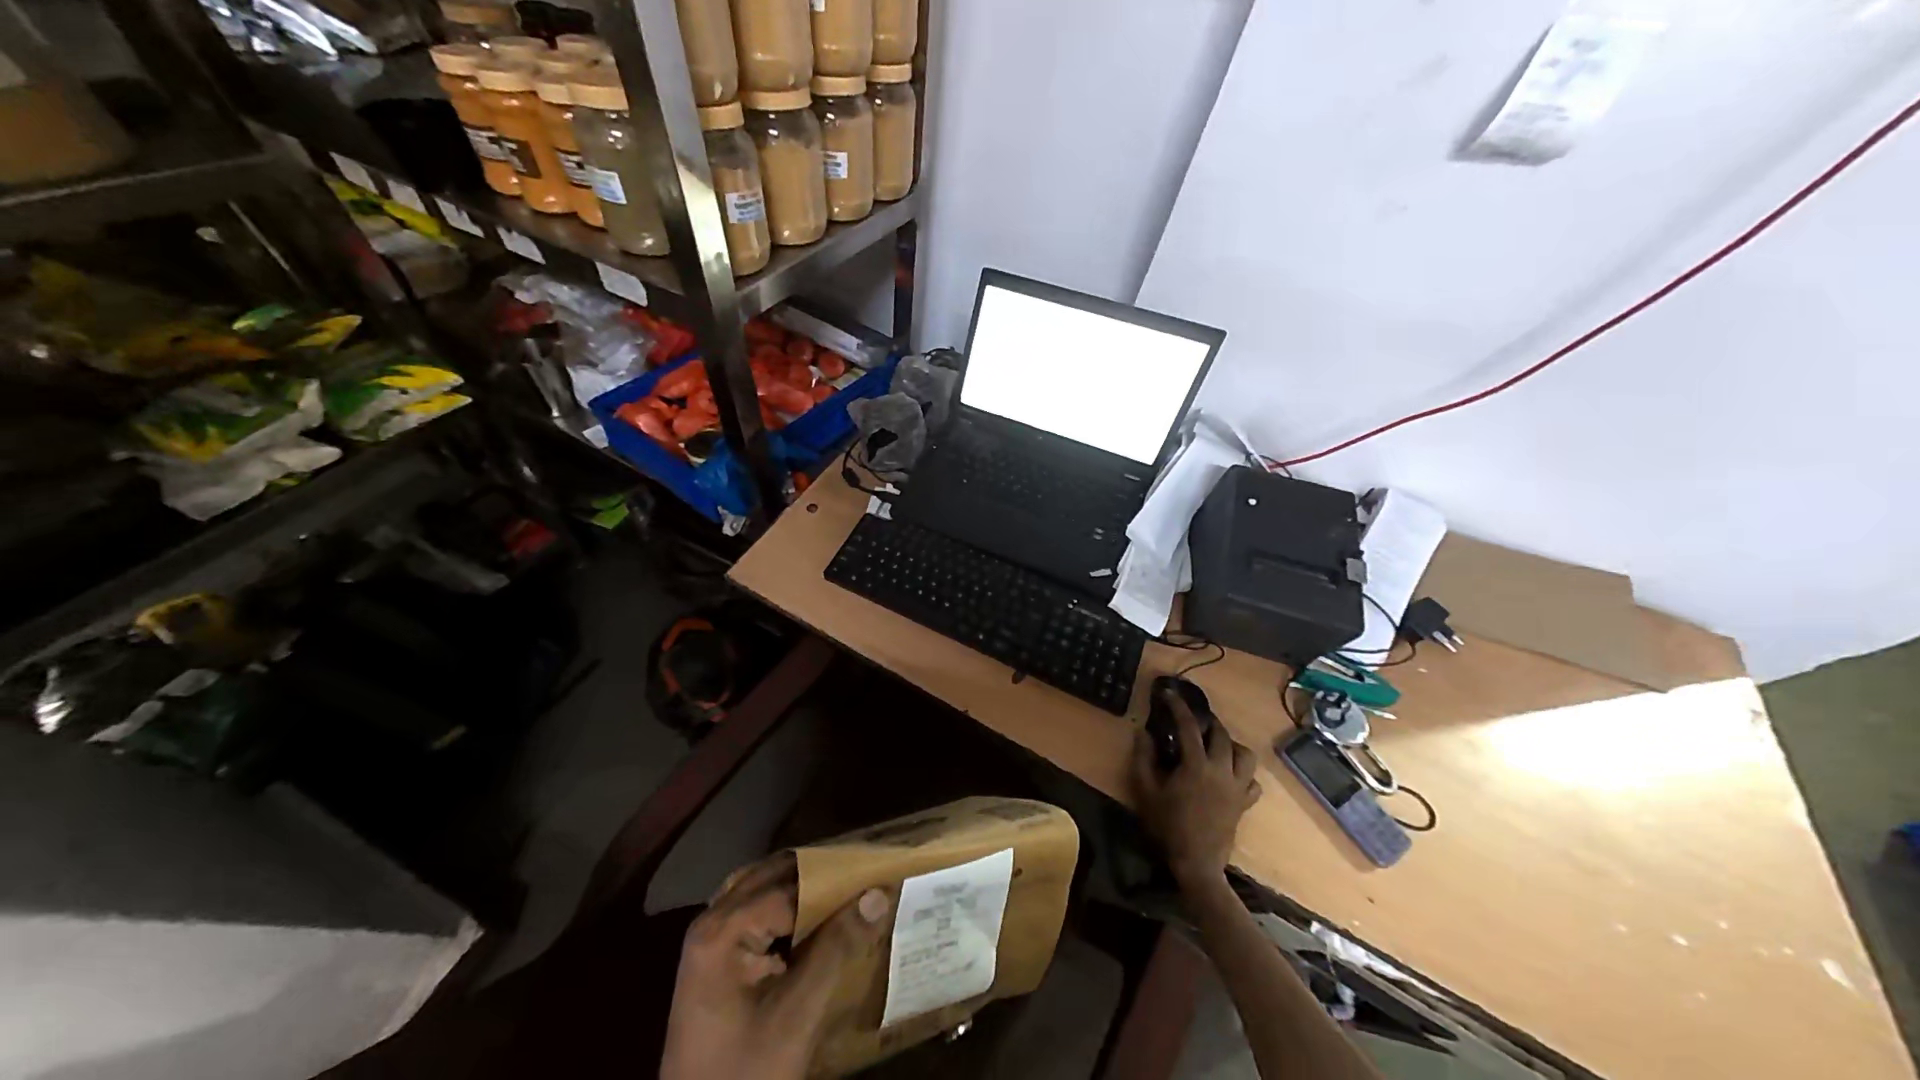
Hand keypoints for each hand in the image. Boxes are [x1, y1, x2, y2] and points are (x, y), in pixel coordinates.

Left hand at [661, 853, 892, 1079]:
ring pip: (763, 890)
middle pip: (773, 876)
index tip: (876, 874)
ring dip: (803, 889)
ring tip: (848, 894)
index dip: (836, 880)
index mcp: (723, 929)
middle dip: (820, 874)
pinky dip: (785, 908)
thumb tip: (877, 893)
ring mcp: (708, 940)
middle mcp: (710, 921)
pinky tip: (815, 921)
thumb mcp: (797, 1014)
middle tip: (865, 877)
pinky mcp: (714, 960)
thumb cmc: (747, 1071)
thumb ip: (836, 947)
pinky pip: (754, 913)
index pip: (791, 886)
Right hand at [1132, 685, 1261, 888]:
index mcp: (1197, 765)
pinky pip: (1252, 781)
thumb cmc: (1168, 826)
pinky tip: (1230, 775)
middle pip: (1222, 735)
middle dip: (1208, 722)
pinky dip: (1244, 773)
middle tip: (1194, 719)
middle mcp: (1222, 771)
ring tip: (1216, 744)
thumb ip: (1143, 759)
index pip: (1189, 727)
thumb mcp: (1146, 791)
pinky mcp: (1245, 803)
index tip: (1168, 694)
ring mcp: (1237, 787)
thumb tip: (1143, 734)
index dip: (1178, 707)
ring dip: (1231, 744)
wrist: (1196, 862)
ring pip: (1245, 754)